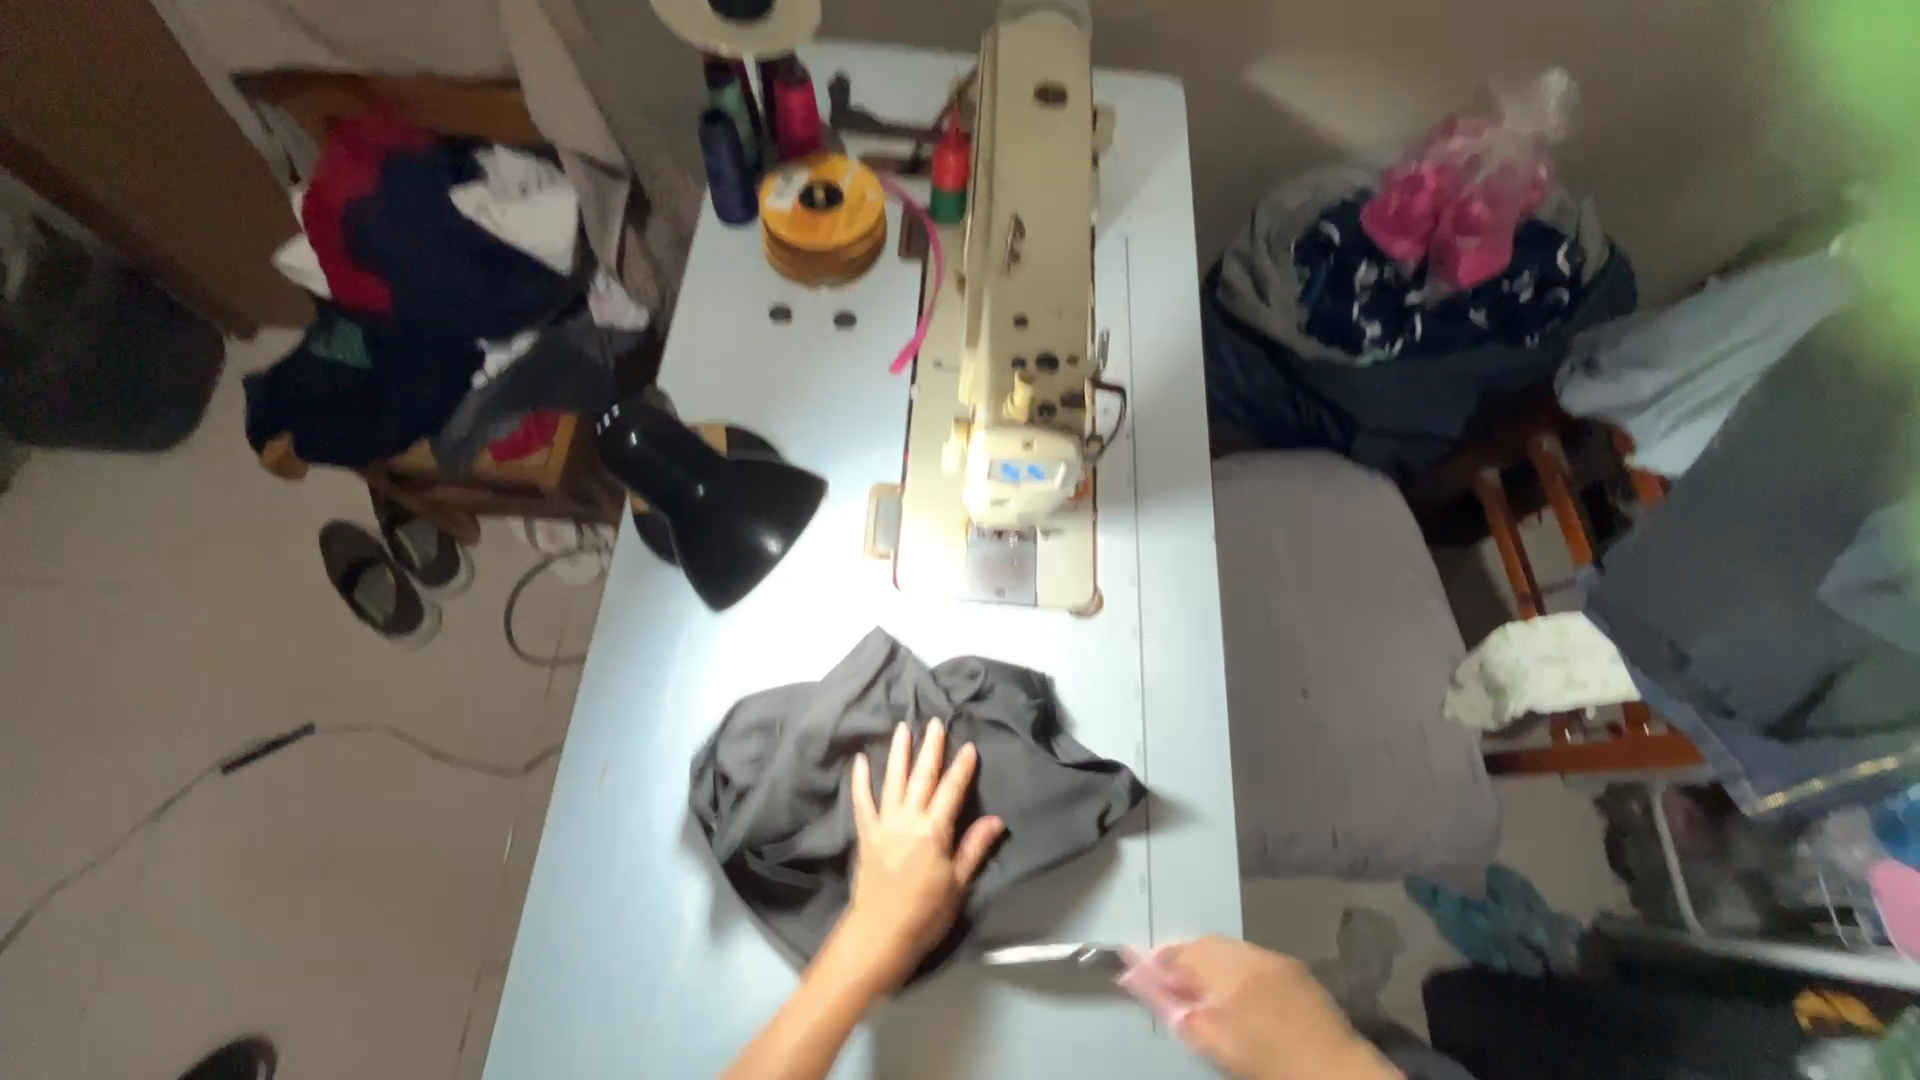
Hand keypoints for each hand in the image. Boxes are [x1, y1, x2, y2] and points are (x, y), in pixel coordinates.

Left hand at [824, 719, 1004, 993]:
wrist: (880, 936)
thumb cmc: (926, 914)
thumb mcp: (959, 884)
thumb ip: (975, 848)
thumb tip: (996, 820)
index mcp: (934, 831)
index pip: (952, 791)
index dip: (961, 768)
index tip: (968, 745)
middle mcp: (908, 820)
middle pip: (922, 777)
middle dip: (930, 749)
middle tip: (935, 722)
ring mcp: (883, 824)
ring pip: (893, 780)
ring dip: (899, 753)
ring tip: (903, 728)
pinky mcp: (865, 834)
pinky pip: (862, 801)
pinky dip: (860, 780)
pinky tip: (860, 760)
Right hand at [1161, 937, 1398, 1079]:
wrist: (1340, 1077)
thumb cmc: (1272, 1068)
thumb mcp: (1216, 1046)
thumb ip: (1178, 1012)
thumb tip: (1142, 984)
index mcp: (1227, 974)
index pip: (1180, 956)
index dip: (1158, 962)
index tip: (1138, 970)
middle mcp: (1248, 955)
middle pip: (1203, 945)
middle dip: (1182, 957)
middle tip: (1168, 981)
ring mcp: (1273, 959)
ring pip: (1227, 949)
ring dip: (1208, 960)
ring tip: (1199, 987)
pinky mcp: (1293, 968)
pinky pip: (1250, 957)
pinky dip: (1233, 965)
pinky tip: (1234, 989)